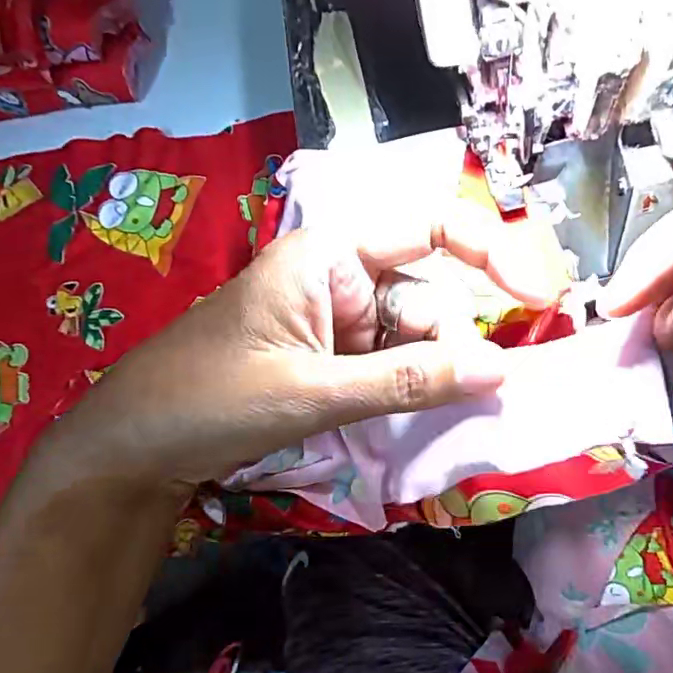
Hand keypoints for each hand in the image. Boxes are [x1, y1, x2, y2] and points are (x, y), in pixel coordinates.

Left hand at [35, 203, 564, 493]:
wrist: (135, 444)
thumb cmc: (209, 399)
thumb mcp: (313, 390)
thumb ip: (407, 380)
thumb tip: (499, 370)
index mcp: (328, 255)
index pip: (427, 228)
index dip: (490, 250)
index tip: (538, 293)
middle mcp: (337, 277)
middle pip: (426, 297)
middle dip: (448, 345)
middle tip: (466, 393)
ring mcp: (333, 321)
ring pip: (411, 338)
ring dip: (427, 374)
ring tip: (409, 415)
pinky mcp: (327, 358)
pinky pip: (387, 365)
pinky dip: (405, 388)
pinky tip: (407, 415)